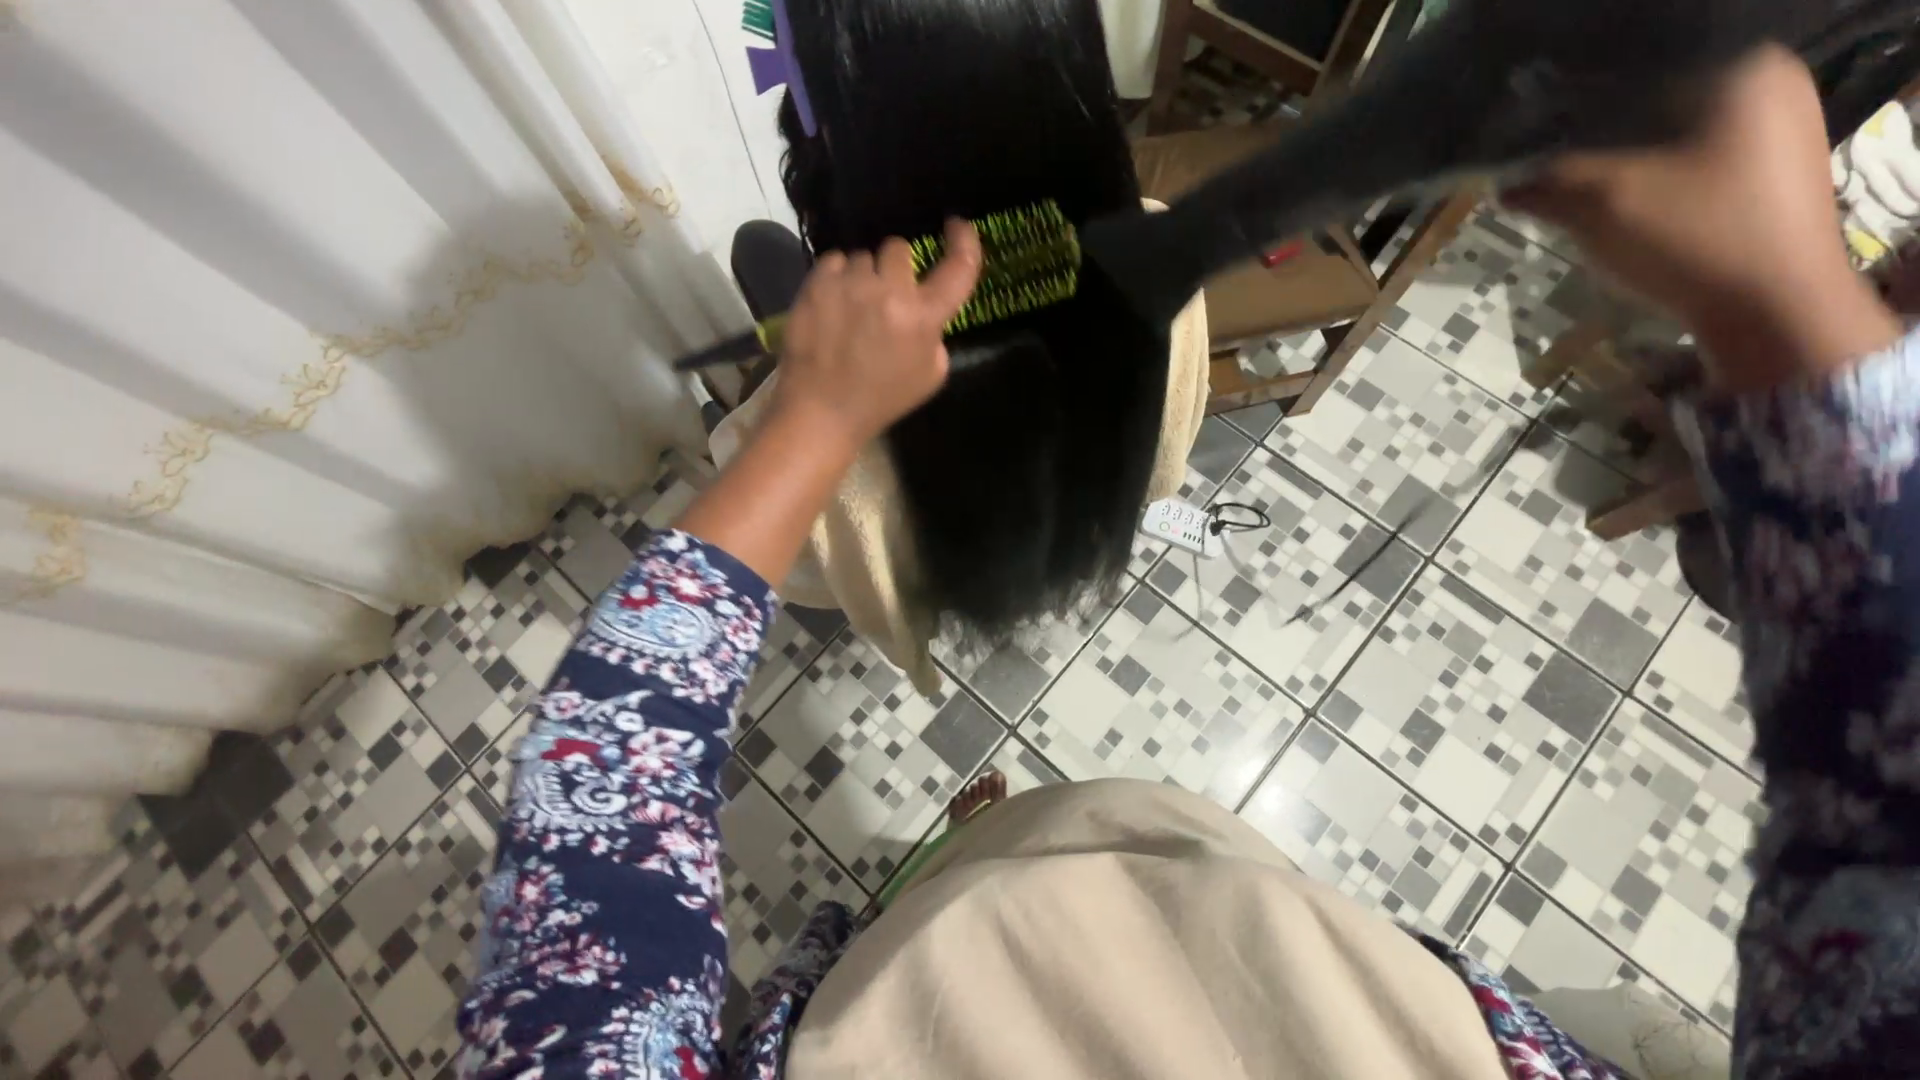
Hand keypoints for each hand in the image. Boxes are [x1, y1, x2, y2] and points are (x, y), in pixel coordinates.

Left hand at [772, 219, 982, 449]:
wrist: (820, 410)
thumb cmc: (880, 399)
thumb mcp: (930, 376)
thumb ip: (935, 334)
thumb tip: (924, 308)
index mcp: (923, 319)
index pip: (958, 266)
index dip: (965, 241)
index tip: (956, 226)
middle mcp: (889, 293)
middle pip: (899, 250)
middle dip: (896, 270)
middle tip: (886, 297)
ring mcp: (850, 285)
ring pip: (864, 257)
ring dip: (864, 276)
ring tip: (853, 308)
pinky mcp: (816, 284)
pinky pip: (835, 261)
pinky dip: (837, 278)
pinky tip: (833, 305)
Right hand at [1502, 45, 1900, 389]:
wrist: (1771, 310)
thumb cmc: (1694, 237)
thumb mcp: (1602, 202)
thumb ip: (1546, 182)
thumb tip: (1503, 186)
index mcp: (1742, 71)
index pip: (1637, 69)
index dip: (1575, 100)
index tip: (1530, 128)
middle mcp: (1768, 89)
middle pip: (1652, 103)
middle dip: (1594, 135)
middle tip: (1540, 159)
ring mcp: (1774, 135)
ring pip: (1667, 138)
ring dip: (1616, 163)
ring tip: (1566, 185)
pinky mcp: (1765, 179)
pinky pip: (1688, 165)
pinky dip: (1645, 181)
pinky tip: (1612, 207)